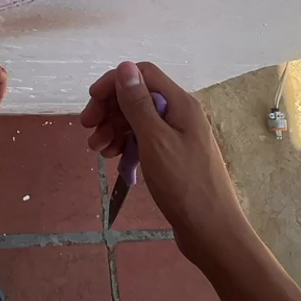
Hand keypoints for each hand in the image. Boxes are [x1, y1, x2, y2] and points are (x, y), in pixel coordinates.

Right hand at [81, 61, 244, 258]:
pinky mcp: (173, 156)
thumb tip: (124, 66)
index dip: (114, 81)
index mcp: (180, 104)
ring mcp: (177, 136)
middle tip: (87, 128)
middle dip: (109, 109)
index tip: (91, 101)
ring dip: (113, 129)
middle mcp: (180, 114)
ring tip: (97, 150)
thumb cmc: (184, 185)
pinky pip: (144, 140)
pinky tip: (114, 159)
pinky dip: (126, 145)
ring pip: (138, 120)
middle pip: (138, 96)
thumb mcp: (155, 141)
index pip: (142, 74)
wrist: (213, 234)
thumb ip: (138, 103)